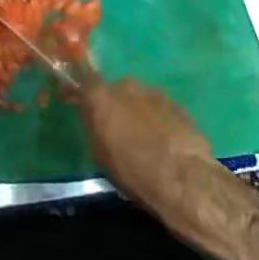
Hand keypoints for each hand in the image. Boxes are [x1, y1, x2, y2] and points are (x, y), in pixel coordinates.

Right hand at [73, 79, 217, 211]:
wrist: (182, 177)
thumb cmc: (133, 171)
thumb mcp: (100, 154)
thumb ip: (93, 126)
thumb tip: (91, 115)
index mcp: (101, 96)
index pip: (83, 82)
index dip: (80, 92)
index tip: (75, 100)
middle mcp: (126, 86)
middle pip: (113, 90)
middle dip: (112, 105)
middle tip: (113, 128)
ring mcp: (153, 92)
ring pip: (137, 98)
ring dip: (135, 112)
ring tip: (140, 138)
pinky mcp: (175, 103)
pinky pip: (157, 107)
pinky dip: (155, 119)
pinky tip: (161, 141)